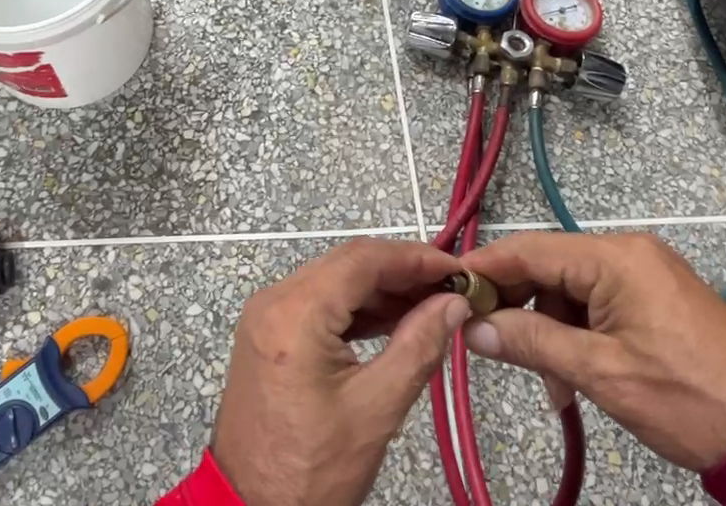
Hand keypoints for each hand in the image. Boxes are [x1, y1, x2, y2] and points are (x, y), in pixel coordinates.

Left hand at [210, 238, 469, 505]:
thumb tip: (453, 302)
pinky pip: (319, 304)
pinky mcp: (269, 334)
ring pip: (334, 281)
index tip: (458, 268)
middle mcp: (275, 299)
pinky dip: (356, 309)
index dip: (414, 257)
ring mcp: (267, 315)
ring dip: (381, 290)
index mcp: (295, 311)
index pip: (362, 259)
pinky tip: (394, 322)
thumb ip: (418, 346)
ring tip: (432, 306)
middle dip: (401, 272)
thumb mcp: (375, 409)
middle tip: (451, 288)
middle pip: (347, 264)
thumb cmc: (312, 468)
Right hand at [459, 232, 725, 471]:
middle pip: (547, 268)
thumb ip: (531, 342)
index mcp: (614, 257)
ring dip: (548, 331)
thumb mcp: (601, 372)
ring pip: (568, 291)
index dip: (484, 269)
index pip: (528, 249)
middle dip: (517, 308)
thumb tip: (472, 327)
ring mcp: (643, 274)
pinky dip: (577, 336)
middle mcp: (627, 253)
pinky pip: (596, 305)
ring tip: (553, 385)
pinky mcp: (655, 299)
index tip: (447, 293)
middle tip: (491, 346)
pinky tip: (575, 377)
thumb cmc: (689, 399)